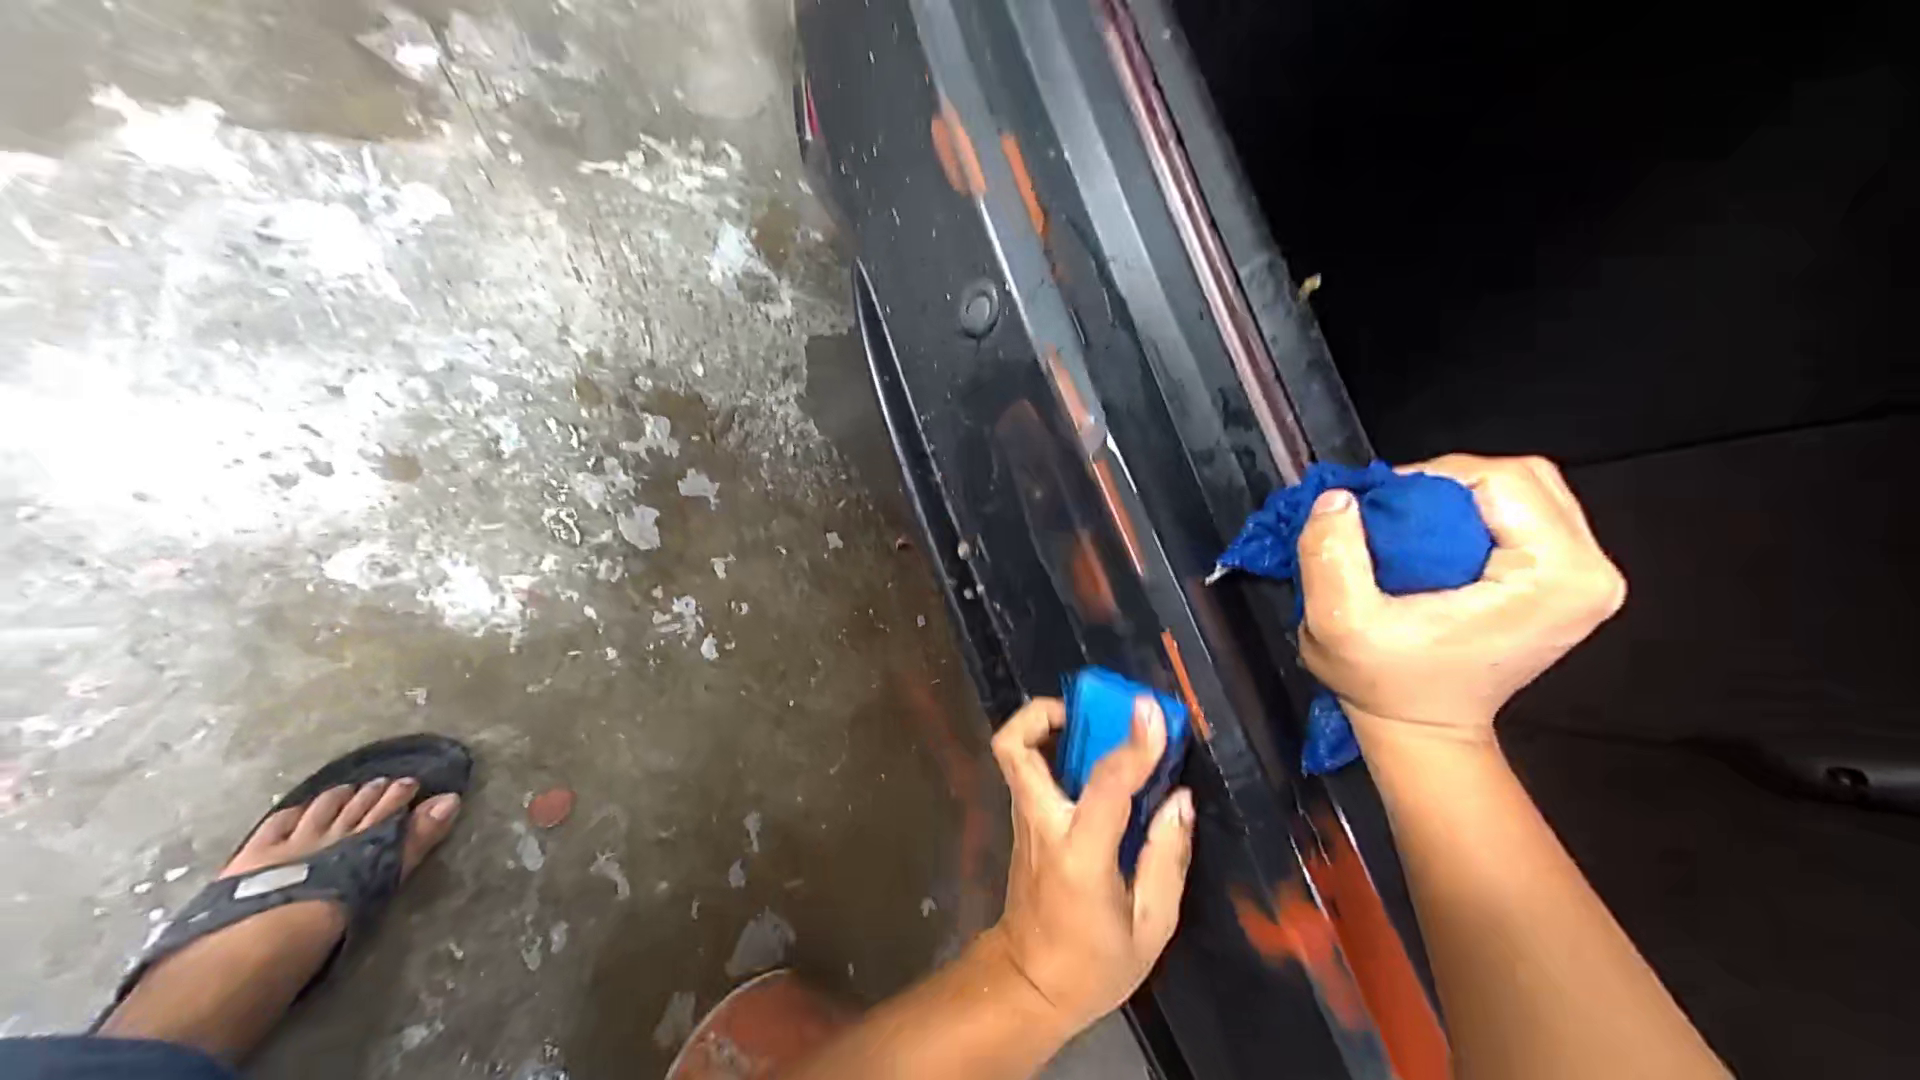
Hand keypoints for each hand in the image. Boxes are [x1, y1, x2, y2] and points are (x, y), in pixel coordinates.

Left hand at [982, 696, 1194, 1034]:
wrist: (1029, 984)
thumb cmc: (1093, 964)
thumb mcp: (1151, 927)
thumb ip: (1167, 859)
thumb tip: (1179, 799)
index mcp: (1080, 856)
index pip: (1105, 785)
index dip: (1132, 745)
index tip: (1151, 710)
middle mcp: (1042, 826)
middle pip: (1015, 748)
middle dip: (1043, 712)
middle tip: (1090, 709)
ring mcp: (1024, 821)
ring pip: (1014, 753)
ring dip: (1043, 725)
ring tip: (1091, 725)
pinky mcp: (1022, 822)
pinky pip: (1027, 770)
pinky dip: (1048, 748)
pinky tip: (1087, 759)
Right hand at [1296, 454, 1626, 741]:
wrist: (1422, 725)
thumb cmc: (1384, 682)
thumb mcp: (1338, 623)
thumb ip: (1330, 557)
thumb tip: (1339, 498)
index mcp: (1553, 580)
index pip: (1501, 479)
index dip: (1428, 479)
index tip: (1378, 510)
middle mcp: (1590, 573)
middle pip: (1523, 477)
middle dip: (1445, 483)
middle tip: (1391, 515)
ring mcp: (1587, 577)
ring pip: (1525, 488)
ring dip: (1458, 495)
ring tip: (1409, 527)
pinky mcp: (1569, 580)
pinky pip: (1525, 512)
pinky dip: (1472, 511)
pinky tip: (1433, 539)